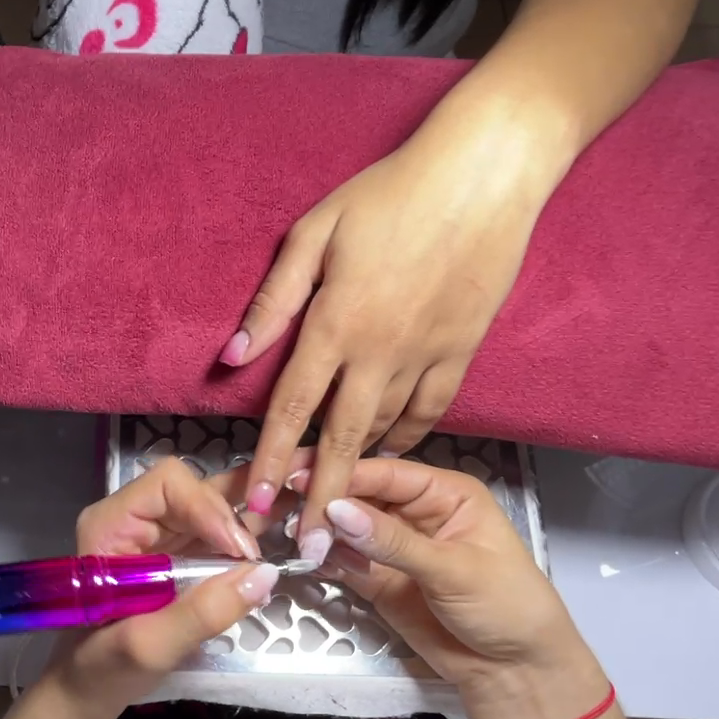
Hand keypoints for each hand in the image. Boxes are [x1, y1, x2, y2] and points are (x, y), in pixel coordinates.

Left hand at [34, 459, 279, 718]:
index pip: (166, 485)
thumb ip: (203, 612)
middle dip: (228, 520)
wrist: (90, 689)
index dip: (206, 507)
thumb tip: (264, 575)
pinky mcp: (176, 551)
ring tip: (263, 554)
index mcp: (110, 526)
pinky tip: (265, 546)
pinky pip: (213, 529)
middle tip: (252, 564)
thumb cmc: (105, 668)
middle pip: (192, 491)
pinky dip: (241, 535)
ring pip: (208, 505)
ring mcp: (156, 533)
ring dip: (241, 524)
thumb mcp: (150, 647)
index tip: (237, 549)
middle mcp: (132, 518)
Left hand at [225, 121, 558, 566]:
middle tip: (304, 546)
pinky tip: (390, 455)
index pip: (292, 408)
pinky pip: (431, 410)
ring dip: (359, 473)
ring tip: (339, 512)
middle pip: (342, 440)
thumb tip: (232, 357)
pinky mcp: (464, 350)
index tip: (257, 507)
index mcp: (335, 324)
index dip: (271, 461)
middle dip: (319, 499)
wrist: (486, 172)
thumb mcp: (314, 234)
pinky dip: (407, 438)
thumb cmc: (388, 194)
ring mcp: (426, 355)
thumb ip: (272, 303)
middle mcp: (379, 352)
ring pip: (385, 431)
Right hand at [296, 458, 596, 701]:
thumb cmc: (506, 607)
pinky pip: (340, 558)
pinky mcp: (374, 576)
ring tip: (278, 527)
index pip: (382, 474)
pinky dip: (320, 555)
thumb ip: (392, 541)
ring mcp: (389, 544)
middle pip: (356, 495)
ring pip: (343, 526)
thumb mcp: (454, 569)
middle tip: (275, 499)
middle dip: (320, 498)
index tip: (298, 478)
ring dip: (314, 527)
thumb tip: (335, 510)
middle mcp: (412, 510)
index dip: (340, 474)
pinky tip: (297, 553)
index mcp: (442, 492)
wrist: (513, 672)